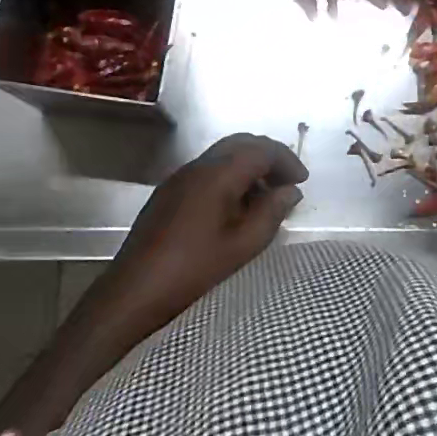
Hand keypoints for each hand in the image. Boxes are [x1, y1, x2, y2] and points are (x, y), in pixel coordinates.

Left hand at [101, 132, 308, 322]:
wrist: (134, 290)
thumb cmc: (193, 270)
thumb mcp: (242, 246)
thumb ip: (271, 213)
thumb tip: (290, 191)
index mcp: (217, 174)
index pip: (260, 149)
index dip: (285, 160)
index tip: (302, 182)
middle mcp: (196, 166)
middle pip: (240, 144)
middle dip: (268, 158)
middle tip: (287, 184)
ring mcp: (179, 178)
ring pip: (222, 156)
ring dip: (248, 168)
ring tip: (266, 198)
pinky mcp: (168, 192)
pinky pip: (207, 171)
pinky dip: (229, 177)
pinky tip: (236, 207)